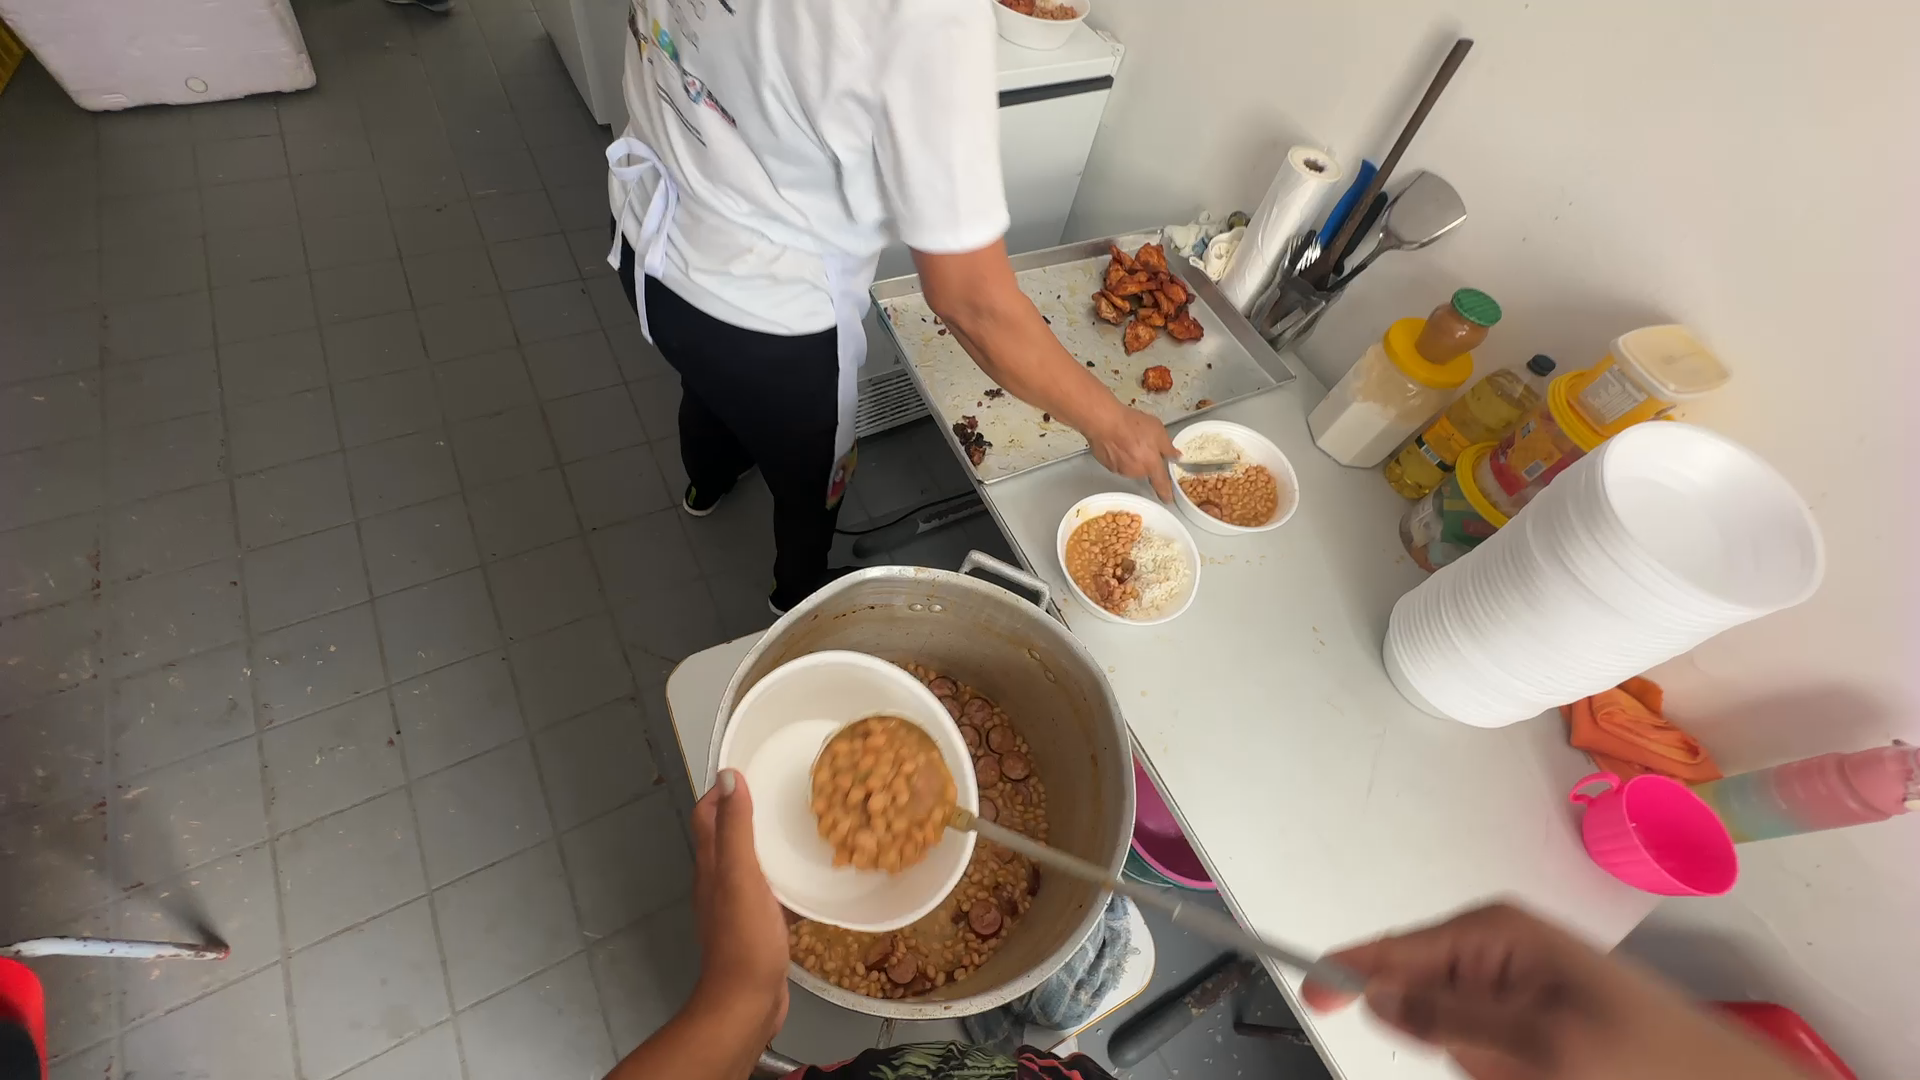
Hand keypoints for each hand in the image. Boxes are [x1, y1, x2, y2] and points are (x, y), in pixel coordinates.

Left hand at [689, 770, 789, 1041]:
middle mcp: (718, 880)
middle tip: (783, 793)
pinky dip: (782, 875)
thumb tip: (728, 776)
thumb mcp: (741, 874)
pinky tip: (806, 876)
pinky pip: (768, 888)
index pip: (708, 814)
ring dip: (769, 842)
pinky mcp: (755, 924)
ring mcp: (736, 904)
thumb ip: (736, 827)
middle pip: (727, 834)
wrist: (746, 1002)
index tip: (752, 768)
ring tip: (800, 827)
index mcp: (712, 864)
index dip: (722, 790)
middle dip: (749, 810)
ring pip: (749, 861)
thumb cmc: (744, 937)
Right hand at [1085, 404, 1178, 500]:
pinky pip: (1116, 463)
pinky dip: (1118, 455)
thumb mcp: (1158, 431)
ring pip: (1130, 467)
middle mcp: (1136, 472)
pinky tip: (1116, 442)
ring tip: (1127, 440)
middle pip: (1144, 471)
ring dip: (1131, 458)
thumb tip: (1176, 456)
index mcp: (1151, 465)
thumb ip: (1168, 448)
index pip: (1161, 484)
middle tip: (1142, 445)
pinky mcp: (1107, 465)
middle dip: (1145, 461)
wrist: (1105, 423)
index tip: (1168, 499)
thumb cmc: (1132, 425)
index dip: (1166, 493)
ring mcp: (1119, 469)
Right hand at [1302, 903, 1805, 1079]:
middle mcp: (1495, 948)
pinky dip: (1506, 1073)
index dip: (1347, 970)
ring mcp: (1515, 983)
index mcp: (1490, 933)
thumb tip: (1374, 996)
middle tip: (1516, 1071)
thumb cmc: (1647, 1062)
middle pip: (1424, 999)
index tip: (1311, 997)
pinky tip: (1551, 1078)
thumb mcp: (1544, 1045)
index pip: (1396, 950)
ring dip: (1489, 1067)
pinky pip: (1489, 1052)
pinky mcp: (1534, 1018)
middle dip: (1453, 1044)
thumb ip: (1449, 1019)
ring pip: (1456, 1036)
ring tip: (1547, 1078)